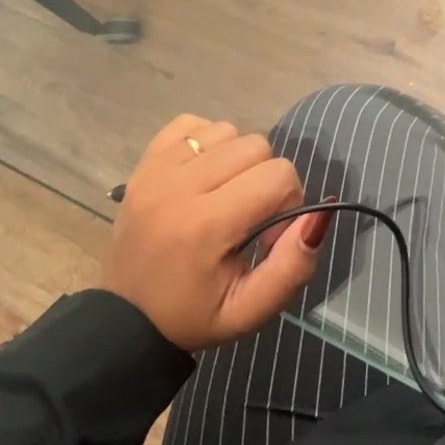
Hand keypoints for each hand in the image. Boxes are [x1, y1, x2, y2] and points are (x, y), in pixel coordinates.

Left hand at [102, 114, 334, 351]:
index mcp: (205, 224)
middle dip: (266, 179)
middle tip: (250, 216)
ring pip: (229, 130)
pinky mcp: (144, 162)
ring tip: (227, 195)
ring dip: (239, 159)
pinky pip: (192, 124)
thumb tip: (320, 213)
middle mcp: (178, 186)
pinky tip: (205, 174)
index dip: (288, 202)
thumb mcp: (251, 310)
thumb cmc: (194, 314)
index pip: (278, 174)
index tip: (269, 235)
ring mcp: (156, 170)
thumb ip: (293, 266)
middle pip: (257, 145)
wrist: (124, 320)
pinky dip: (208, 142)